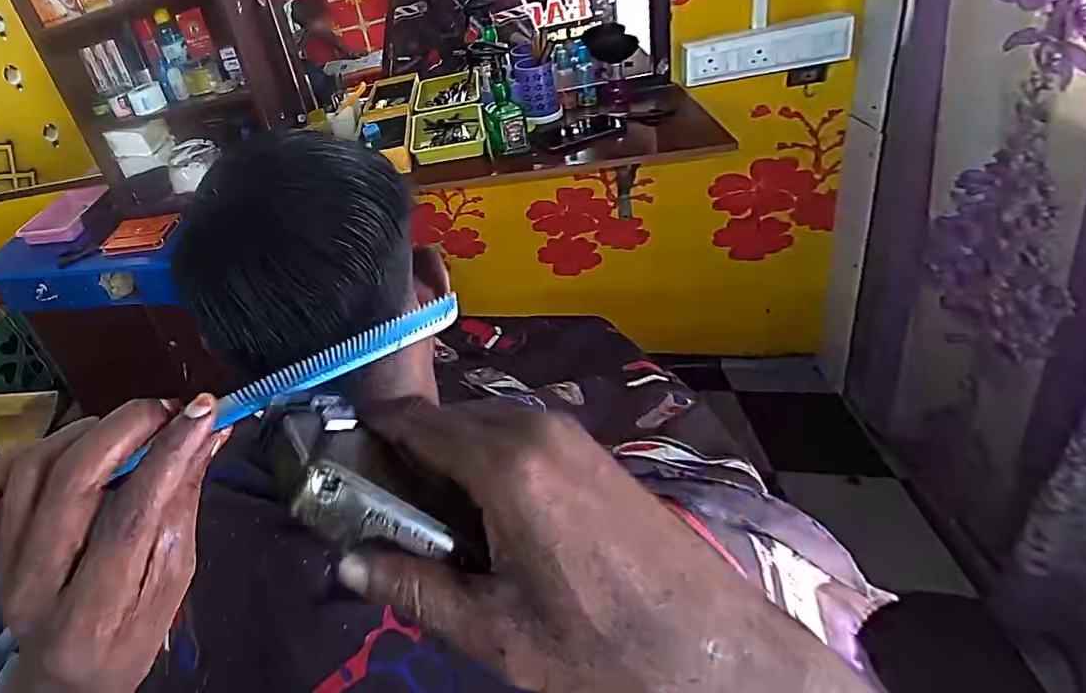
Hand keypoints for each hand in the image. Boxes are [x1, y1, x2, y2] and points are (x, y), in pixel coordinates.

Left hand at [0, 396, 223, 692]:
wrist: (62, 677)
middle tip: (165, 410)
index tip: (201, 412)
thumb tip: (206, 432)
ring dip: (89, 430)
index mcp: (91, 618)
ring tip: (126, 430)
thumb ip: (184, 502)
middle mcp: (34, 588)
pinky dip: (33, 447)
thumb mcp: (173, 582)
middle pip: (74, 480)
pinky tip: (68, 449)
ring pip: (37, 464)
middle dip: (128, 427)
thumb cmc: (126, 636)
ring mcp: (1, 562)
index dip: (169, 453)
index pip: (131, 516)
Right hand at [338, 400, 871, 692]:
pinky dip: (486, 454)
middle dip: (410, 450)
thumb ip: (416, 588)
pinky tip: (498, 510)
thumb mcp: (502, 635)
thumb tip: (346, 564)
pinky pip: (512, 431)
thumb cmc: (610, 656)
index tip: (351, 462)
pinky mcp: (587, 444)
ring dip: (449, 453)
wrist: (739, 669)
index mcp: (504, 463)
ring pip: (476, 422)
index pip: (412, 421)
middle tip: (397, 506)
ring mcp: (563, 430)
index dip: (374, 434)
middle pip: (442, 418)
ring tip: (447, 517)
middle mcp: (529, 427)